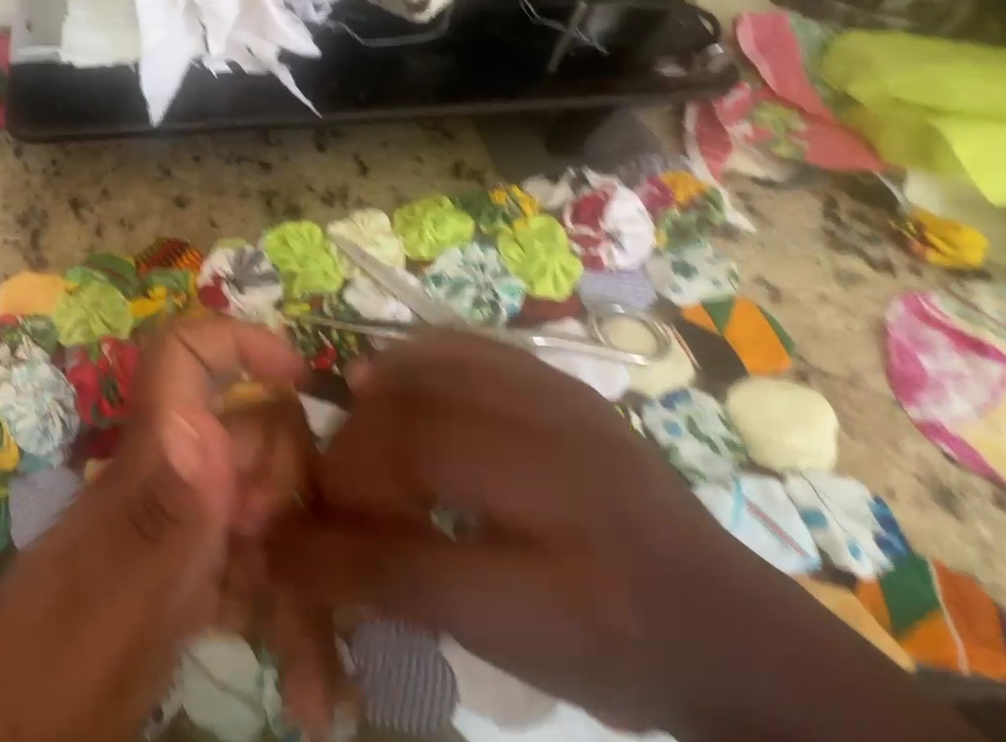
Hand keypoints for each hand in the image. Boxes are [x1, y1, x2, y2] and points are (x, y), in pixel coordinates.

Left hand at [126, 317, 351, 739]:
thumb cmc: (49, 670)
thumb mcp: (111, 603)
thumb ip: (158, 517)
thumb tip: (198, 423)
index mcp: (147, 470)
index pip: (180, 359)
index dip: (238, 344)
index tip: (303, 379)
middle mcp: (164, 487)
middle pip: (250, 437)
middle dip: (297, 496)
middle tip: (301, 576)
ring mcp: (174, 538)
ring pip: (261, 517)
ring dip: (302, 582)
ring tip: (318, 683)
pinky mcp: (180, 588)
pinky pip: (249, 576)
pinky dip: (282, 622)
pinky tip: (307, 693)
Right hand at [263, 335, 982, 740]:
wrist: (729, 626)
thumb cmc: (611, 656)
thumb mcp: (509, 653)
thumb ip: (397, 594)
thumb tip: (293, 552)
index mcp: (566, 597)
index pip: (410, 566)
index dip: (326, 555)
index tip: (276, 549)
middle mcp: (576, 497)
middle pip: (419, 450)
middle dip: (345, 470)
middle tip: (325, 496)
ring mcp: (577, 426)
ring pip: (437, 383)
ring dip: (371, 410)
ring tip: (353, 439)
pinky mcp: (571, 389)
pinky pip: (470, 349)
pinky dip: (412, 359)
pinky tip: (385, 381)